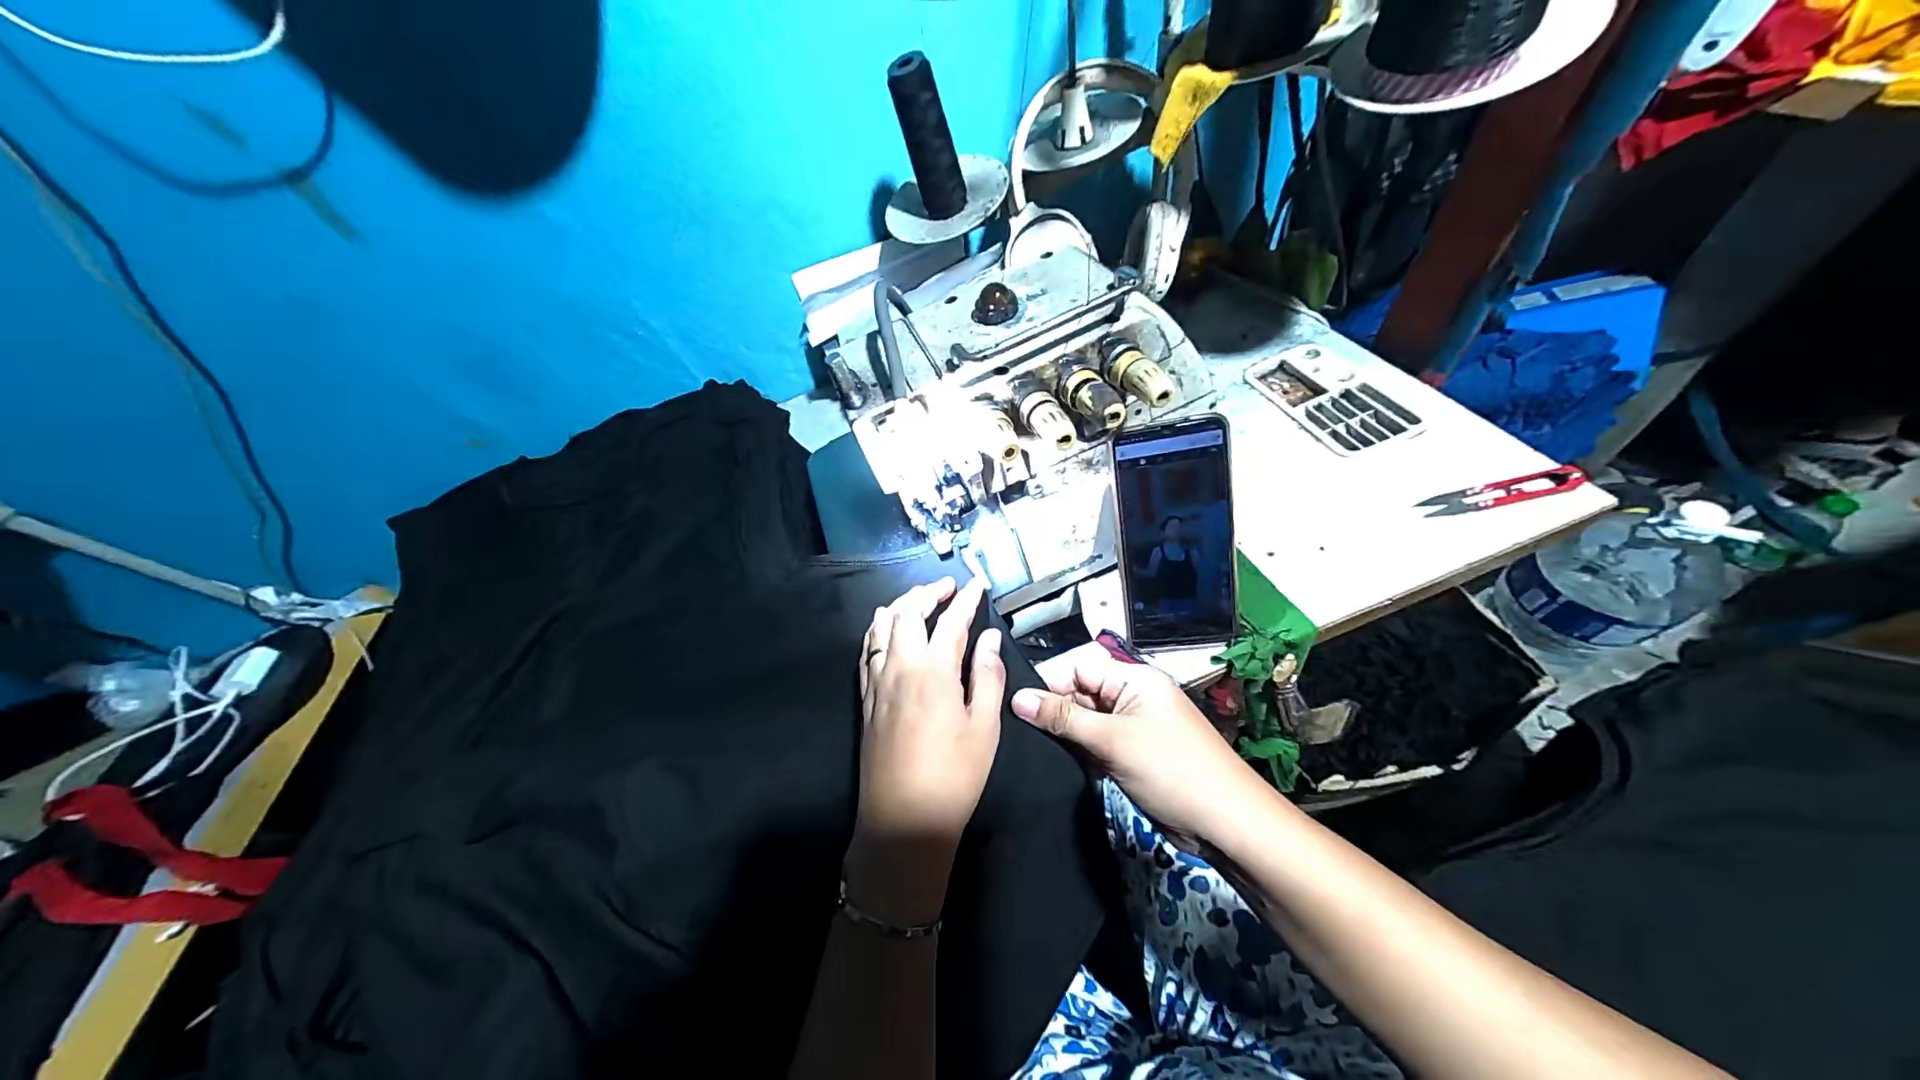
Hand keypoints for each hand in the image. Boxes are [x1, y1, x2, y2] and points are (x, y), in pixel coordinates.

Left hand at [849, 578, 1004, 922]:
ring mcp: (877, 681)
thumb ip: (987, 675)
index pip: (951, 621)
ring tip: (919, 600)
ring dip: (901, 605)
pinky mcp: (866, 698)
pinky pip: (867, 650)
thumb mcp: (984, 727)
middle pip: (907, 613)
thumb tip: (989, 638)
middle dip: (928, 593)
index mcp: (933, 670)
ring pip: (881, 627)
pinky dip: (878, 630)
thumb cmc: (954, 775)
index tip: (978, 584)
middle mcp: (900, 666)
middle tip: (948, 588)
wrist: (903, 820)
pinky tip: (885, 631)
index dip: (967, 600)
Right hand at [1011, 655, 1266, 848]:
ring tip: (1037, 749)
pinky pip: (1098, 745)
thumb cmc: (1173, 771)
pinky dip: (1082, 753)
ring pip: (1087, 722)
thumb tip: (1018, 698)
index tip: (1019, 706)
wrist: (1226, 823)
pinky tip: (1061, 764)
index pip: (1080, 667)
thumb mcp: (1112, 740)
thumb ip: (1063, 718)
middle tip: (1023, 732)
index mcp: (1135, 680)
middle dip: (1056, 711)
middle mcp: (1133, 698)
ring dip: (1068, 735)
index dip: (1050, 683)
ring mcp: (1135, 728)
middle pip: (1082, 694)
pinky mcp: (1134, 756)